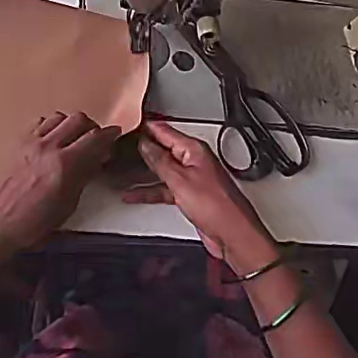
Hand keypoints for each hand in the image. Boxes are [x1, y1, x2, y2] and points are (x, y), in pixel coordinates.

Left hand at [0, 112, 122, 254]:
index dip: (109, 135)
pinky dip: (50, 126)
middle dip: (92, 127)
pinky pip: (39, 122)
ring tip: (74, 138)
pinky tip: (52, 138)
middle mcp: (47, 148)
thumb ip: (84, 176)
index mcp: (63, 165)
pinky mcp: (16, 143)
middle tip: (95, 139)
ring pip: (59, 117)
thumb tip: (96, 159)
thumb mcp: (68, 204)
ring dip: (71, 124)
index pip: (95, 139)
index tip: (113, 135)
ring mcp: (30, 143)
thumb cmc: (31, 224)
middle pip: (78, 119)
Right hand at [130, 120, 279, 273]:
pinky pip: (166, 187)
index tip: (131, 123)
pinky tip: (136, 194)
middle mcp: (195, 161)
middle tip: (125, 143)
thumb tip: (146, 145)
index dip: (147, 126)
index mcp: (194, 150)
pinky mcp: (191, 195)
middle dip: (144, 147)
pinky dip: (152, 190)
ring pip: (163, 169)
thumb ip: (160, 161)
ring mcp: (193, 178)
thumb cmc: (217, 207)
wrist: (232, 234)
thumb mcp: (180, 180)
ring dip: (145, 170)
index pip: (166, 131)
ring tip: (125, 167)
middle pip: (164, 148)